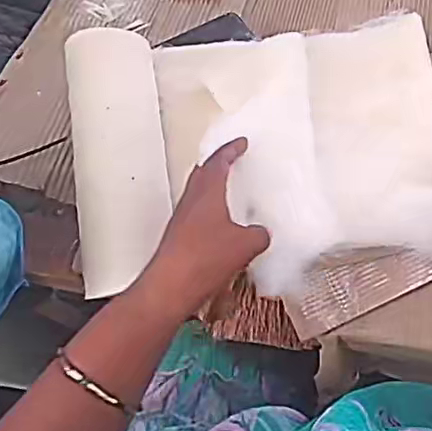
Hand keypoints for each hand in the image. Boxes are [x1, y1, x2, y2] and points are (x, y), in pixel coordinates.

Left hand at [130, 138, 268, 314]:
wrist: (169, 288)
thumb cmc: (204, 259)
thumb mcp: (245, 245)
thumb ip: (258, 235)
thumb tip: (261, 234)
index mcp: (206, 192)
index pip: (218, 162)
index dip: (231, 150)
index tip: (240, 143)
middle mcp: (190, 201)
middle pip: (202, 174)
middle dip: (217, 164)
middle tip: (230, 160)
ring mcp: (181, 220)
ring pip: (197, 194)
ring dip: (211, 188)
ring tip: (227, 191)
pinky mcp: (178, 239)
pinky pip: (196, 215)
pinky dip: (209, 212)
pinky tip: (220, 227)